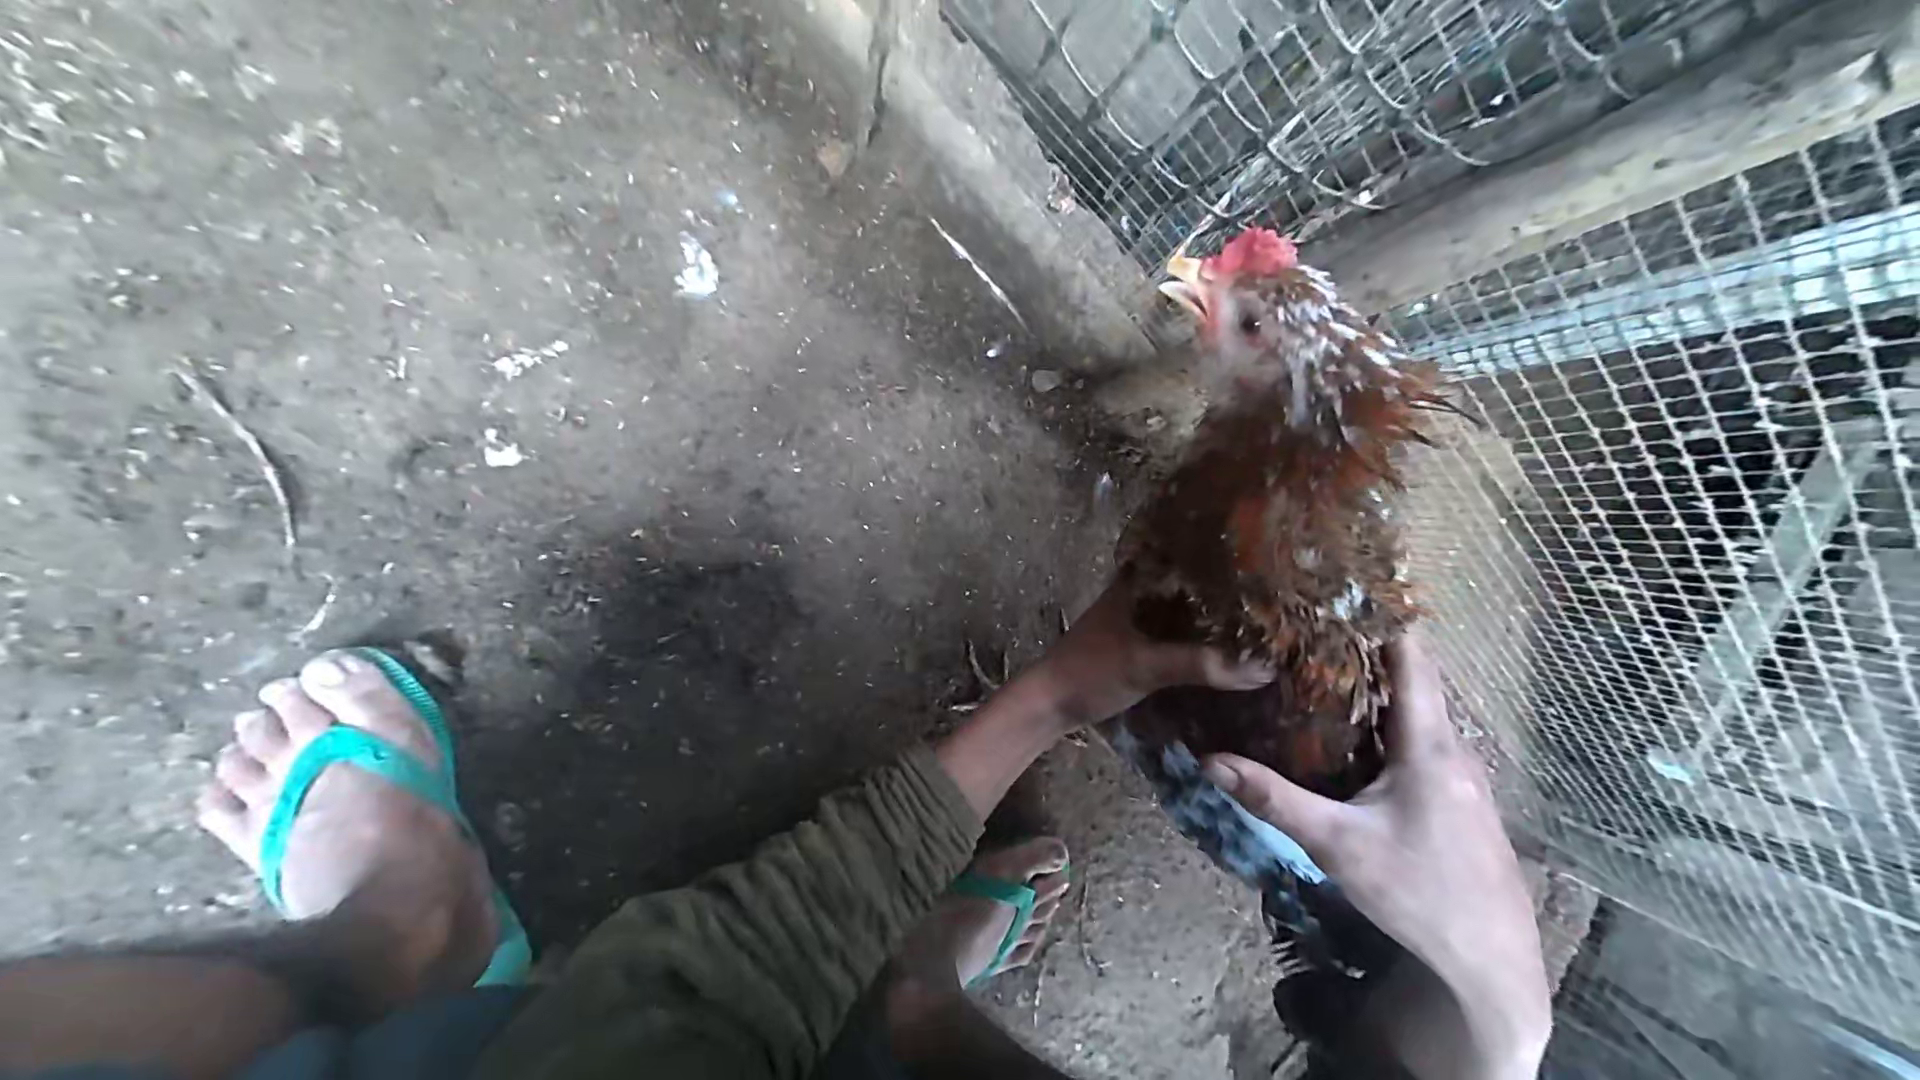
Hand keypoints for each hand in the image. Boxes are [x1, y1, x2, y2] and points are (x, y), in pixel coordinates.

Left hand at [1025, 580, 1273, 730]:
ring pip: (1185, 611)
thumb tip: (1263, 666)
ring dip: (1214, 618)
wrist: (1050, 703)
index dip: (1224, 560)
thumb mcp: (1146, 666)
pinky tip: (1228, 648)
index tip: (1268, 561)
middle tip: (1277, 598)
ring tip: (1265, 621)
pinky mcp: (1138, 643)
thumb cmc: (1091, 672)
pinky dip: (1200, 638)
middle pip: (1191, 586)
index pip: (1186, 558)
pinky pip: (1177, 633)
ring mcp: (1137, 618)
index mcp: (1135, 583)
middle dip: (1228, 593)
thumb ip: (1200, 664)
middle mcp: (1138, 593)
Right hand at [1201, 635, 1549, 1079]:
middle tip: (1309, 625)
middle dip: (1365, 647)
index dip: (1382, 619)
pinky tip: (1352, 729)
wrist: (1492, 965)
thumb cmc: (1418, 892)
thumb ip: (1272, 798)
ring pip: (1417, 709)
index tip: (1339, 590)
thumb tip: (1208, 759)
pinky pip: (1421, 736)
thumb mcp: (1336, 844)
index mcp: (1429, 746)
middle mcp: (1453, 749)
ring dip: (1376, 683)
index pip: (1412, 659)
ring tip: (1320, 664)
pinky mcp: (1459, 798)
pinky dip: (1387, 715)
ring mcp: (1462, 775)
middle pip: (1413, 677)